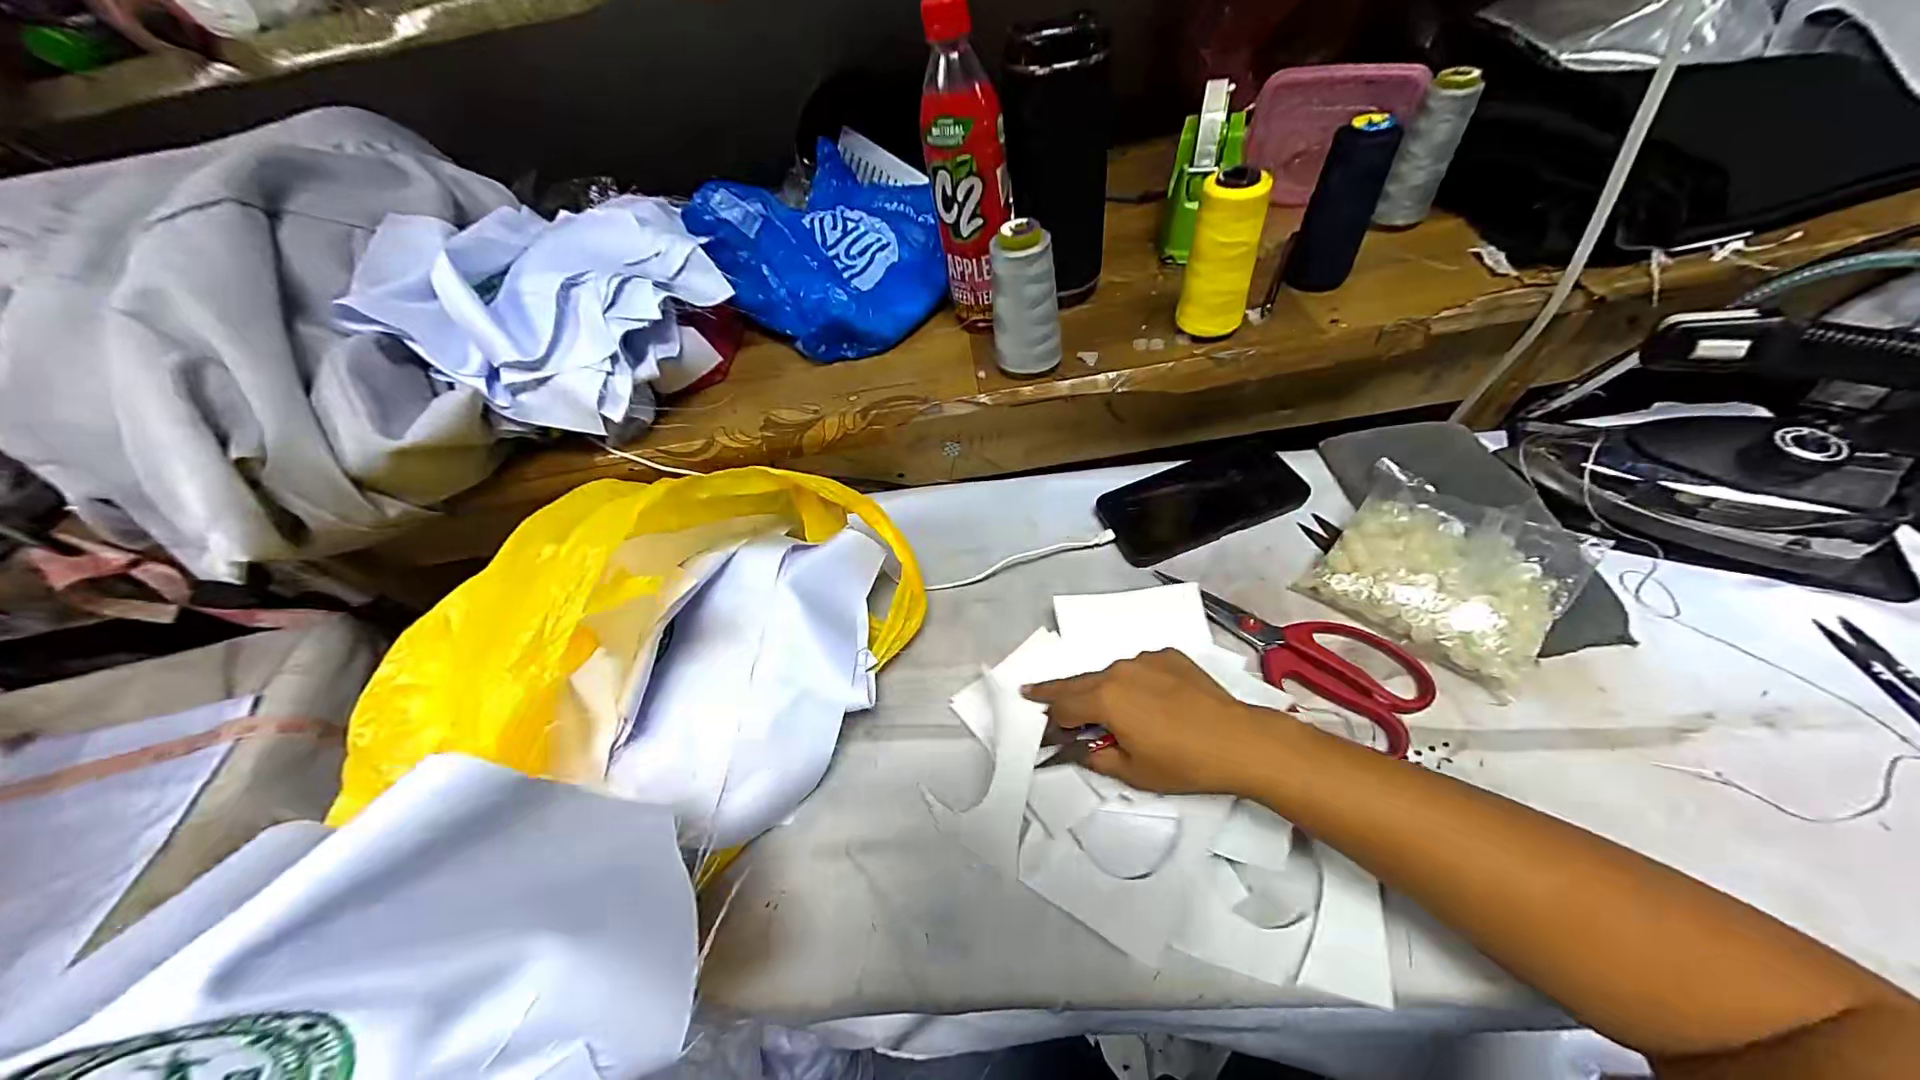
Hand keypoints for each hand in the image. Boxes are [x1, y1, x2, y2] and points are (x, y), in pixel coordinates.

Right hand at [1024, 649, 1300, 795]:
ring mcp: (1147, 660)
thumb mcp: (1132, 772)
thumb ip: (1096, 756)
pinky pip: (1141, 668)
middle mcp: (1120, 671)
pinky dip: (1135, 682)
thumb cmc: (1183, 763)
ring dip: (1102, 689)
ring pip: (1111, 674)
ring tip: (1108, 708)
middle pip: (1080, 682)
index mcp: (1105, 698)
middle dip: (1060, 691)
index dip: (1048, 713)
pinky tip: (1150, 700)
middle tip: (1039, 692)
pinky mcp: (1170, 657)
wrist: (1241, 741)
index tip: (1034, 710)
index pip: (1063, 704)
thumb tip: (1082, 747)